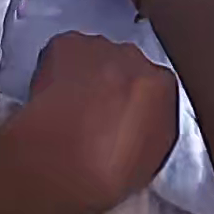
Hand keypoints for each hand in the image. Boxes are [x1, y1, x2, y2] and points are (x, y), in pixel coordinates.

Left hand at [0, 32, 179, 213]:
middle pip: (123, 64)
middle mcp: (135, 57)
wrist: (65, 158)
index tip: (118, 114)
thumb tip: (139, 120)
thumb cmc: (109, 170)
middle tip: (91, 107)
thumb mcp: (153, 155)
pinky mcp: (66, 43)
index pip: (152, 85)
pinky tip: (50, 89)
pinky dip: (56, 64)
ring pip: (93, 55)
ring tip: (67, 100)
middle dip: (111, 81)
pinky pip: (64, 50)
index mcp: (163, 85)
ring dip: (84, 71)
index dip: (132, 100)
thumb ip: (153, 125)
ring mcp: (98, 47)